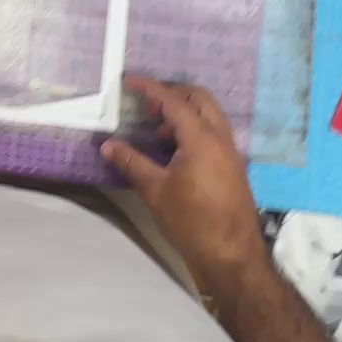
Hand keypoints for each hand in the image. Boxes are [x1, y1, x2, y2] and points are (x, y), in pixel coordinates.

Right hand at [103, 77, 265, 286]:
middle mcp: (220, 138)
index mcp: (201, 138)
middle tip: (147, 105)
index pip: (173, 100)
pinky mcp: (233, 166)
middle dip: (171, 93)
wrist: (234, 259)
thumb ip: (131, 162)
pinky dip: (194, 127)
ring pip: (209, 114)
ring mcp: (230, 152)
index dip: (149, 87)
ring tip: (157, 129)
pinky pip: (213, 131)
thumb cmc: (192, 222)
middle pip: (198, 98)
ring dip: (183, 111)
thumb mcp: (155, 190)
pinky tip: (174, 149)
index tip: (128, 82)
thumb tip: (107, 144)